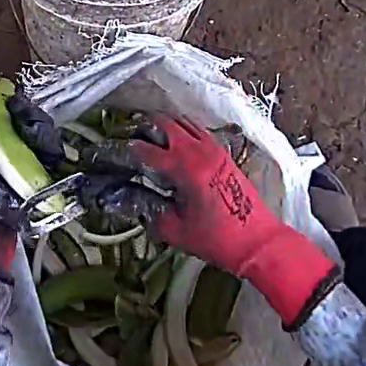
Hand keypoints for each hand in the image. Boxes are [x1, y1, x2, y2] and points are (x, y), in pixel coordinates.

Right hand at [132, 115, 339, 329]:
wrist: (261, 243)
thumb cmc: (218, 240)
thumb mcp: (175, 230)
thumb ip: (147, 211)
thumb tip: (124, 200)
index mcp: (183, 168)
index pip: (141, 149)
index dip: (118, 150)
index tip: (104, 152)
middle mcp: (197, 151)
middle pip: (161, 123)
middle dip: (139, 128)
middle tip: (125, 139)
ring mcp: (213, 148)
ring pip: (180, 122)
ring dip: (161, 126)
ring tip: (146, 137)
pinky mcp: (223, 153)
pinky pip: (196, 130)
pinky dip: (180, 130)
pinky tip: (173, 144)